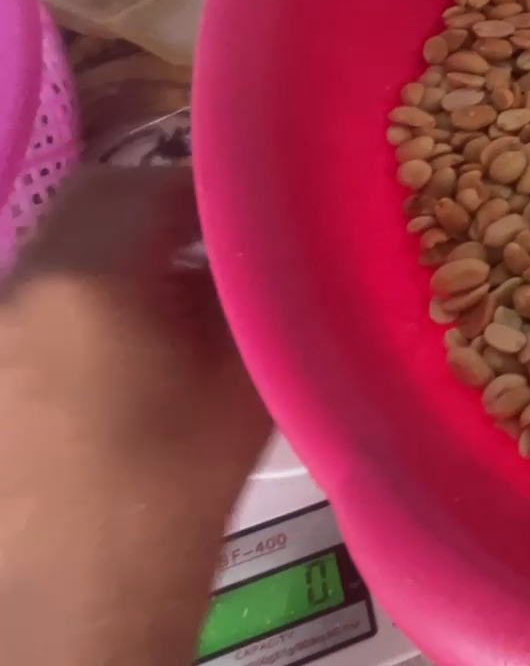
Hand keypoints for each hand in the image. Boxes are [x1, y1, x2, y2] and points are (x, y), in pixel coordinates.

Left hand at [2, 165, 267, 492]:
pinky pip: (45, 293)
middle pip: (92, 203)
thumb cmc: (183, 460)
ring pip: (65, 246)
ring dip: (132, 245)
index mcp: (84, 281)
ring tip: (192, 282)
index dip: (211, 184)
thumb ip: (258, 282)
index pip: (144, 185)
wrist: (83, 574)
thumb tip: (275, 239)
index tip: (264, 205)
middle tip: (232, 234)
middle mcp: (13, 290)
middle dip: (167, 205)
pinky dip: (99, 286)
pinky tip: (142, 330)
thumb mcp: (250, 357)